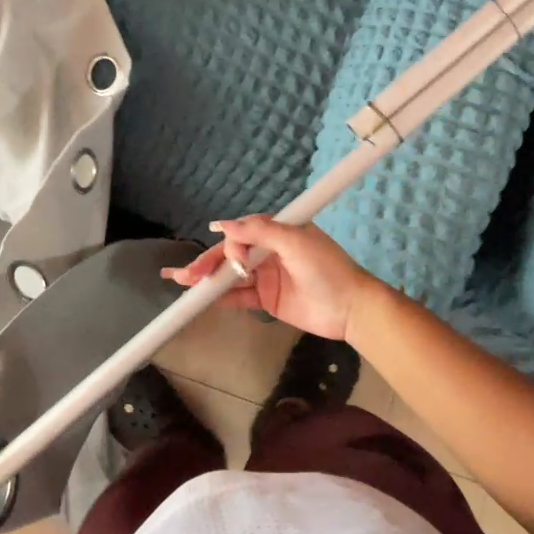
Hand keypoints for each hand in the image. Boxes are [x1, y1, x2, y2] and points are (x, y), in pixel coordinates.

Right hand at [163, 216, 386, 340]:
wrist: (351, 308)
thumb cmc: (326, 268)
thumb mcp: (295, 242)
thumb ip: (259, 231)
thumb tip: (222, 224)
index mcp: (278, 232)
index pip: (241, 232)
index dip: (227, 244)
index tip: (229, 258)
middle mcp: (269, 252)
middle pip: (231, 255)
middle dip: (207, 263)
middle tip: (184, 275)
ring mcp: (267, 277)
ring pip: (231, 276)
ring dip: (208, 280)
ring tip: (182, 283)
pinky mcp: (268, 300)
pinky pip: (240, 297)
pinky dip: (222, 297)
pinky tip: (203, 298)